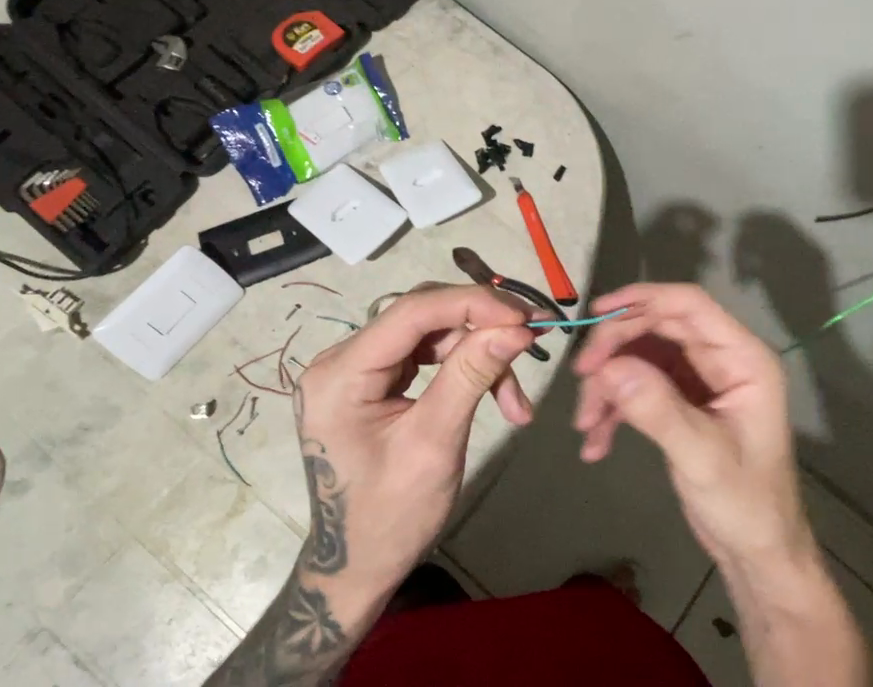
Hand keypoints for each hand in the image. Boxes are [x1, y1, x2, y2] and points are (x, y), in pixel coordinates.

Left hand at [291, 284, 536, 592]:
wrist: (359, 568)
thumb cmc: (391, 516)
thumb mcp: (435, 444)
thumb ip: (471, 376)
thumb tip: (518, 328)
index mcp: (341, 373)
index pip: (411, 312)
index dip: (471, 305)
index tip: (525, 319)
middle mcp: (341, 360)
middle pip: (423, 318)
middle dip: (481, 329)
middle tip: (532, 344)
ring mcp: (357, 370)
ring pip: (433, 336)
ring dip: (480, 358)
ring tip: (516, 402)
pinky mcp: (375, 382)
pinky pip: (428, 358)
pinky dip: (466, 372)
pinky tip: (498, 399)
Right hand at [572, 283, 810, 570]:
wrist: (756, 553)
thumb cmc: (746, 503)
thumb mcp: (702, 457)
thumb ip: (657, 409)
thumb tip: (608, 367)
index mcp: (741, 358)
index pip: (690, 305)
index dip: (644, 298)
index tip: (598, 311)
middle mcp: (719, 360)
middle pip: (656, 328)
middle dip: (615, 348)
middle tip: (582, 376)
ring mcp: (697, 381)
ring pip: (639, 358)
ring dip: (607, 386)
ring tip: (584, 425)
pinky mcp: (679, 403)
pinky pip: (637, 388)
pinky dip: (613, 410)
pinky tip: (595, 443)